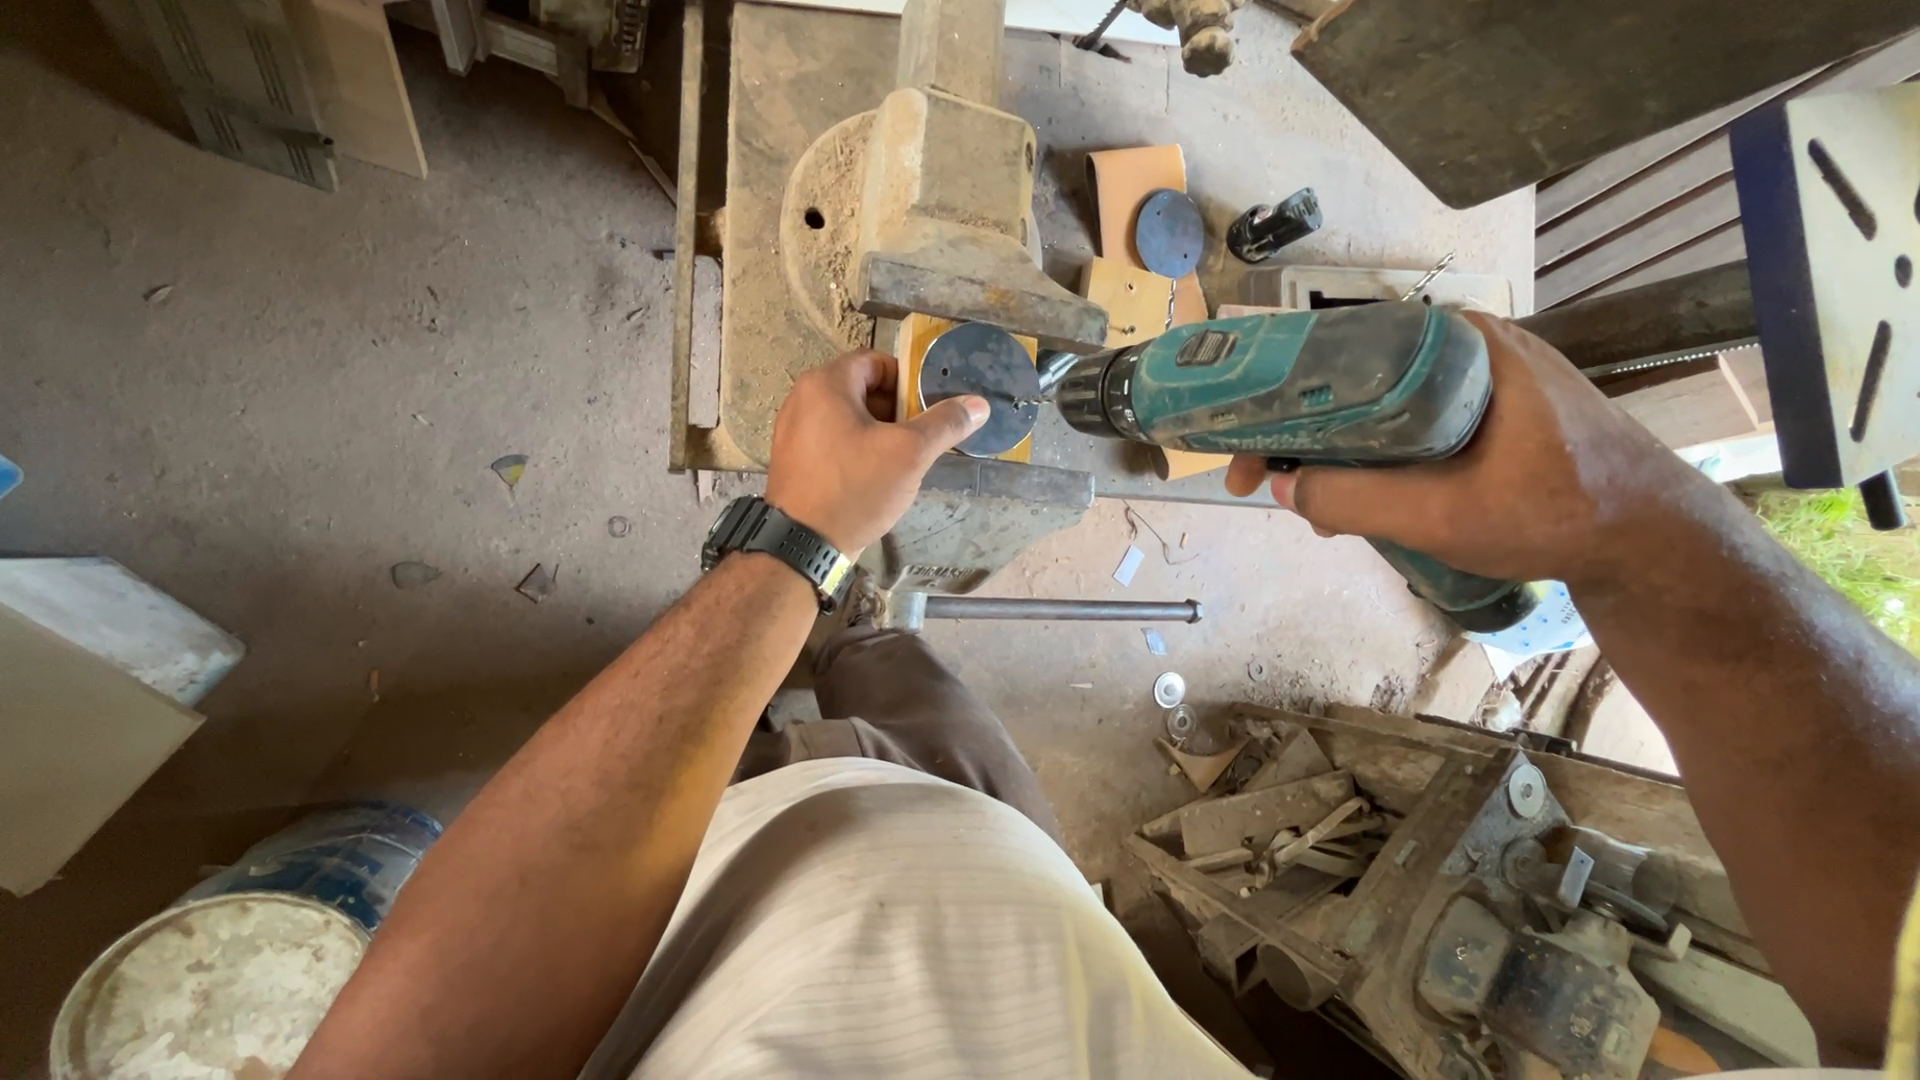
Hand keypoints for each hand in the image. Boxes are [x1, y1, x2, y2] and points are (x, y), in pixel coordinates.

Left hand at [766, 349, 987, 553]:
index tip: (926, 410)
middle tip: (919, 439)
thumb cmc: (855, 489)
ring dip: (879, 434)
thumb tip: (978, 405)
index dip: (907, 381)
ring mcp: (793, 432)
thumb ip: (945, 424)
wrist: (803, 546)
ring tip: (901, 462)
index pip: (875, 361)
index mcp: (825, 384)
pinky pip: (833, 442)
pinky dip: (857, 451)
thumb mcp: (910, 454)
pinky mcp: (793, 461)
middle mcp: (802, 400)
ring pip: (848, 419)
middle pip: (861, 389)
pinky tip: (874, 479)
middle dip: (895, 411)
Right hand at [1223, 311, 1717, 588]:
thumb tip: (1280, 487)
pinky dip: (1368, 460)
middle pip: (1348, 380)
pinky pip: (1399, 425)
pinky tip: (1356, 504)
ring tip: (1315, 509)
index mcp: (1459, 345)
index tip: (1248, 444)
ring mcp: (1471, 379)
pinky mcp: (1478, 410)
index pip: (1342, 352)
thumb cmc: (1559, 515)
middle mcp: (1461, 348)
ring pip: (1371, 407)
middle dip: (1299, 435)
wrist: (1651, 540)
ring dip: (1331, 454)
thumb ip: (1356, 500)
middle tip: (1270, 483)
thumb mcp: (1445, 516)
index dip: (1281, 398)